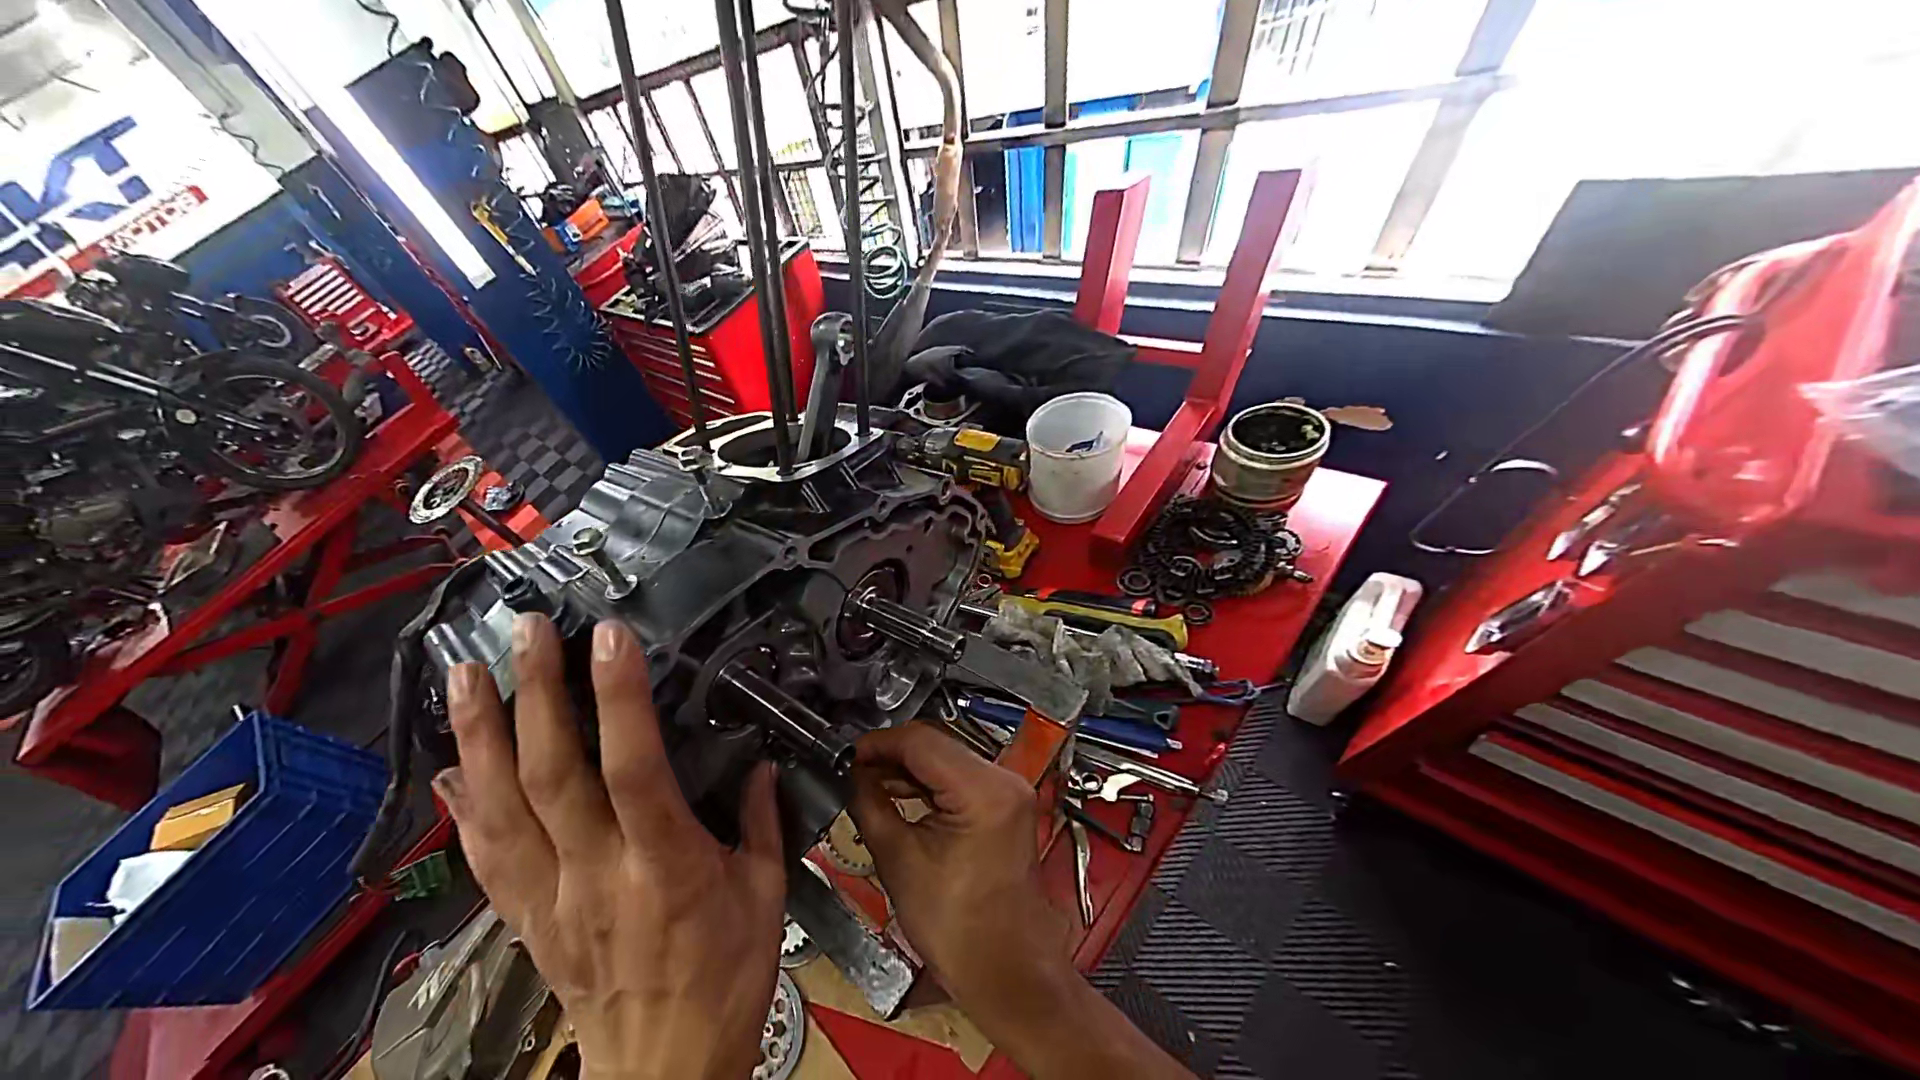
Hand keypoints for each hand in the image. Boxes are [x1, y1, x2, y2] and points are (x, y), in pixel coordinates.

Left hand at [435, 614, 785, 1079]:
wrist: (662, 1071)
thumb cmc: (727, 979)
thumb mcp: (767, 896)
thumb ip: (763, 823)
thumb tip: (763, 765)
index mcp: (666, 867)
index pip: (635, 770)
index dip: (620, 700)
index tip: (611, 640)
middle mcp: (596, 875)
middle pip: (552, 775)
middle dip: (536, 693)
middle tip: (524, 631)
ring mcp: (549, 898)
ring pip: (499, 808)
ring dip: (478, 735)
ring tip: (463, 671)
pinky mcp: (524, 920)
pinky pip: (484, 856)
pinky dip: (462, 804)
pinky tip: (449, 763)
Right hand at [846, 723, 1074, 1019]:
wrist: (1005, 967)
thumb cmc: (958, 928)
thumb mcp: (899, 859)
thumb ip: (870, 803)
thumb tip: (852, 773)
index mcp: (983, 791)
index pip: (920, 741)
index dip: (877, 743)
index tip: (848, 754)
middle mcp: (1005, 780)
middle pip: (936, 744)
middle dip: (891, 754)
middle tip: (853, 769)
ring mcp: (1010, 790)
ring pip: (947, 757)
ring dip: (908, 768)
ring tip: (868, 783)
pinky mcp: (1006, 802)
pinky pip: (961, 776)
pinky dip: (929, 782)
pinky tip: (899, 794)